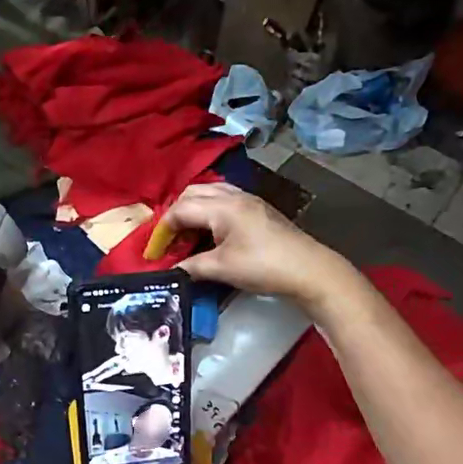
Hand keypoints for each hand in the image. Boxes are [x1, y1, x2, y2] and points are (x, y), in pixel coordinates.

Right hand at [161, 182, 361, 312]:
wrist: (308, 269)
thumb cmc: (262, 267)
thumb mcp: (221, 269)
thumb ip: (191, 266)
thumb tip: (173, 269)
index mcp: (222, 207)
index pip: (180, 209)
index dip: (163, 230)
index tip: (155, 251)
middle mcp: (233, 196)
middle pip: (192, 193)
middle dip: (175, 214)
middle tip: (168, 239)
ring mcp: (248, 200)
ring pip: (209, 193)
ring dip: (192, 210)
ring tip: (186, 234)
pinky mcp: (258, 209)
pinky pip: (223, 200)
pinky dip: (208, 211)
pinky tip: (209, 232)